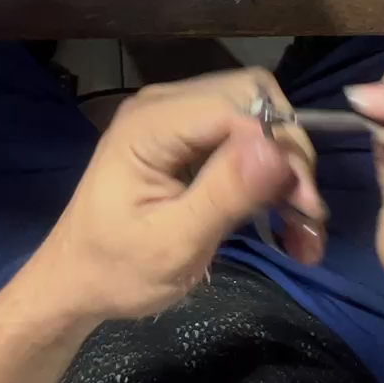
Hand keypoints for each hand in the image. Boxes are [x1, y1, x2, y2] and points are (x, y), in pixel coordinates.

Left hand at [26, 70, 325, 324]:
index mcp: (150, 124)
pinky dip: (270, 175)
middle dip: (289, 154)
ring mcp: (177, 118)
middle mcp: (165, 105)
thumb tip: (275, 147)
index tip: (304, 204)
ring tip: (302, 228)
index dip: (280, 145)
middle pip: (254, 99)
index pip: (238, 104)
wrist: (77, 283)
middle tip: (306, 215)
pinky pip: (243, 138)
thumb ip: (223, 193)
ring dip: (286, 169)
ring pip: (257, 117)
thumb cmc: (116, 270)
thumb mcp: (173, 244)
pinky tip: (284, 221)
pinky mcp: (188, 139)